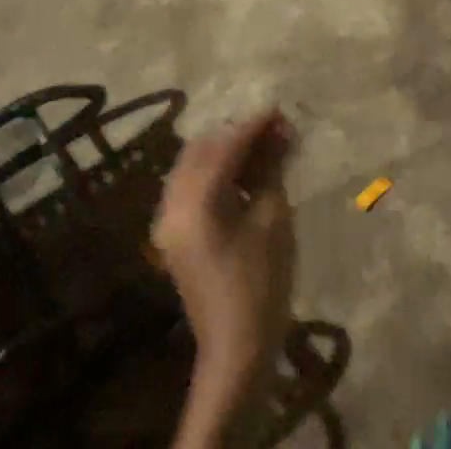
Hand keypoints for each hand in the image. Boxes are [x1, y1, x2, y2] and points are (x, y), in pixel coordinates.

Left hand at [152, 110, 295, 403]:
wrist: (238, 340)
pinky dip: (220, 171)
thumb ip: (270, 169)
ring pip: (194, 167)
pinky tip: (250, 171)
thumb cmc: (262, 278)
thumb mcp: (272, 217)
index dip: (254, 125)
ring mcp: (169, 221)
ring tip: (268, 145)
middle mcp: (171, 206)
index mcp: (194, 203)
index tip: (281, 109)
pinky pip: (194, 186)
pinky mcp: (177, 233)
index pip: (224, 147)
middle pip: (200, 151)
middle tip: (276, 127)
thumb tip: (277, 132)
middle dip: (237, 133)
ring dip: (228, 150)